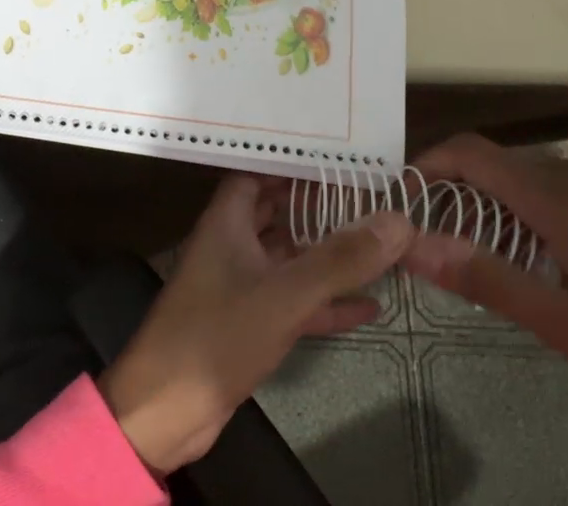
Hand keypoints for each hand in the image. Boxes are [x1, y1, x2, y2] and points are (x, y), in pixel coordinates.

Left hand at [99, 175, 412, 473]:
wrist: (169, 407)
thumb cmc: (217, 335)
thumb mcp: (284, 294)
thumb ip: (340, 259)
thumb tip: (397, 219)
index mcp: (225, 225)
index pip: (255, 176)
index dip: (291, 167)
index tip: (338, 161)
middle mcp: (230, 248)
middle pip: (276, 216)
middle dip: (319, 210)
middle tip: (372, 202)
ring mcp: (239, 288)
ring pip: (289, 262)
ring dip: (329, 258)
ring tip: (383, 249)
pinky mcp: (249, 326)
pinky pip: (295, 304)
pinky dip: (327, 304)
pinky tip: (372, 307)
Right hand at [402, 134, 567, 402]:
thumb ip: (490, 280)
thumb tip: (410, 244)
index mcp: (565, 202)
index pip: (470, 154)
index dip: (425, 165)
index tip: (403, 197)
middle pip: (501, 164)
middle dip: (466, 194)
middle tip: (458, 247)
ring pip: (540, 172)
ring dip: (512, 202)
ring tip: (519, 258)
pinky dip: (552, 202)